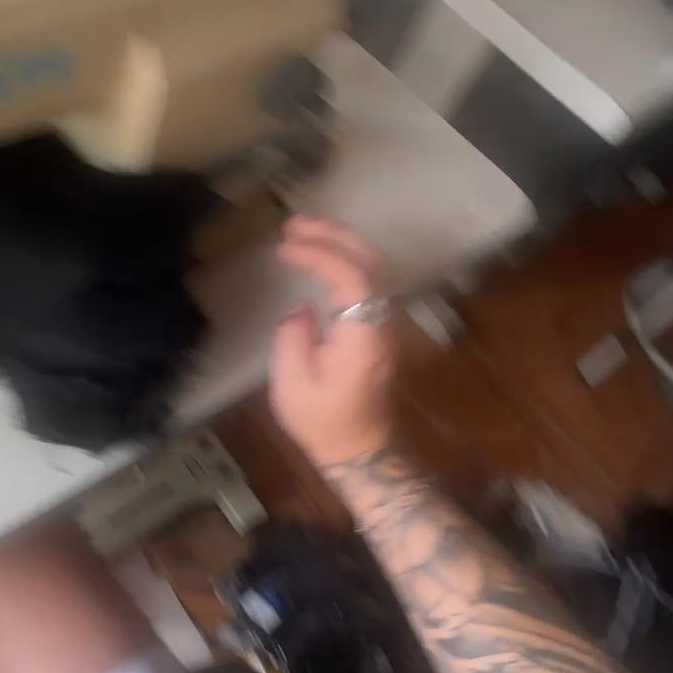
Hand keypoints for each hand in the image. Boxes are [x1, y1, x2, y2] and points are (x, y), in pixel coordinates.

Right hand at [269, 216, 396, 466]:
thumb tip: (302, 308)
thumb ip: (294, 338)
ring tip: (303, 230)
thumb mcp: (292, 385)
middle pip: (371, 262)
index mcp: (363, 339)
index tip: (286, 248)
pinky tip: (320, 253)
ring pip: (375, 265)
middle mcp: (383, 324)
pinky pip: (369, 278)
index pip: (353, 279)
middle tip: (293, 224)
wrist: (358, 447)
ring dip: (341, 241)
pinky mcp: (380, 324)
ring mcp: (386, 323)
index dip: (321, 255)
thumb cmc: (322, 421)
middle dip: (334, 235)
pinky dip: (345, 256)